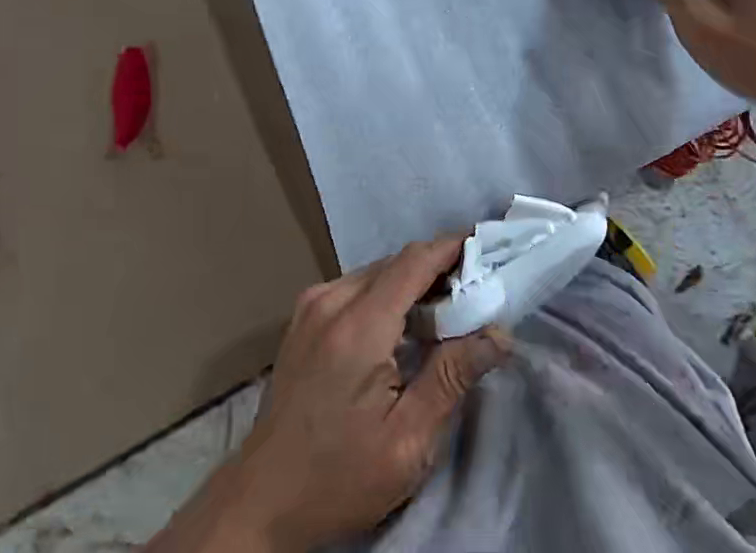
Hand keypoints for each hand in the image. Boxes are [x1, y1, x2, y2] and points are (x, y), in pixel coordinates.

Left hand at [147, 238, 508, 552]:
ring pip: (379, 272)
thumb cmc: (337, 479)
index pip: (416, 260)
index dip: (456, 247)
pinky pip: (359, 287)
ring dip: (416, 282)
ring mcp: (311, 308)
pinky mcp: (304, 321)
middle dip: (442, 268)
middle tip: (479, 291)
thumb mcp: (408, 441)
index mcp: (357, 326)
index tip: (491, 250)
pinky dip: (390, 294)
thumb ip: (453, 377)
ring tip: (450, 311)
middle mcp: (330, 302)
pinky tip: (406, 325)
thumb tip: (500, 334)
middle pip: (399, 262)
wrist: (256, 508)